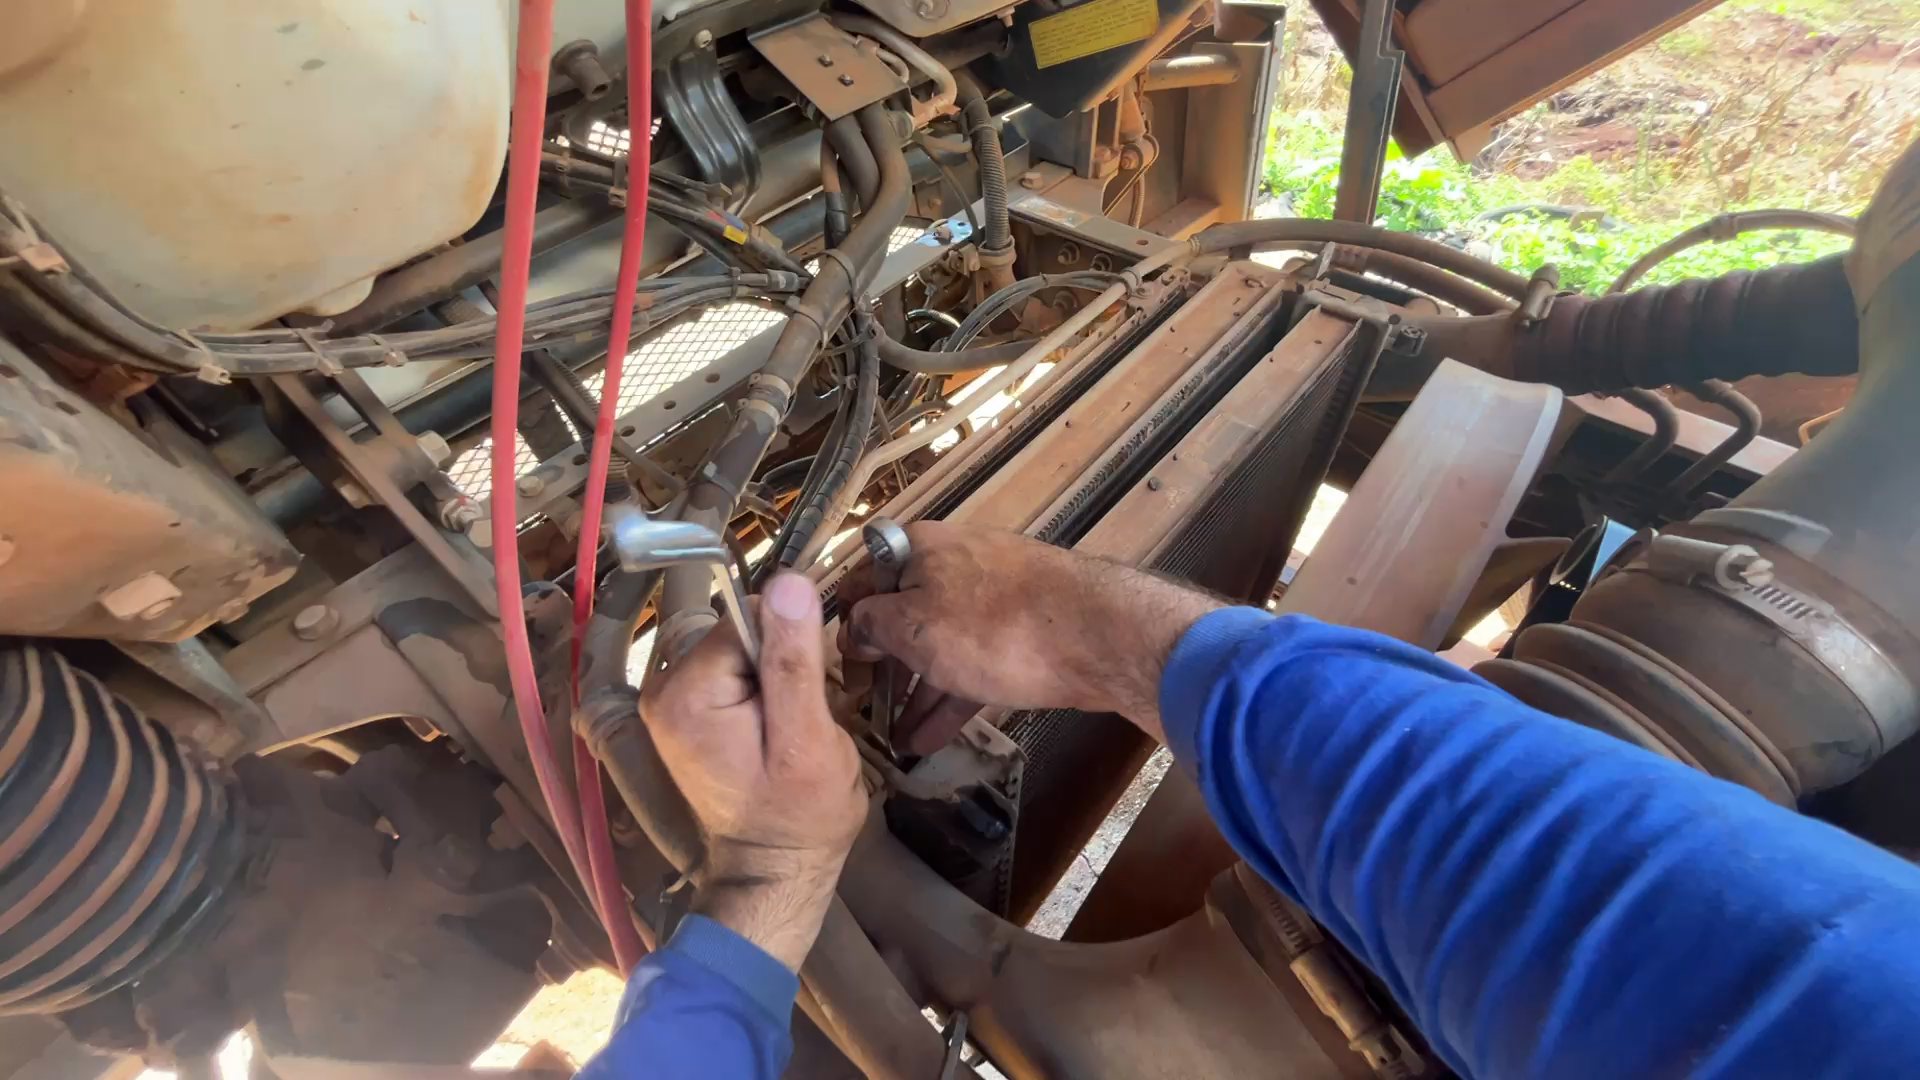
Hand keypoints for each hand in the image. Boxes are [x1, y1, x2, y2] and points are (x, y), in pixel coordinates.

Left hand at [639, 571, 865, 971]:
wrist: (776, 868)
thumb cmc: (800, 813)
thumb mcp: (807, 739)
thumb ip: (794, 661)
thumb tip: (787, 580)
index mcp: (687, 691)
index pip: (750, 618)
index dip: (792, 644)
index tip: (810, 691)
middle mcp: (664, 685)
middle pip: (744, 627)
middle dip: (785, 657)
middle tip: (804, 714)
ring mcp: (671, 696)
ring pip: (744, 642)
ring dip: (778, 671)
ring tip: (792, 722)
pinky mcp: (687, 706)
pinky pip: (737, 663)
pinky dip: (764, 683)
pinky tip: (777, 721)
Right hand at [836, 521, 1221, 748]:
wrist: (1096, 634)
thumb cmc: (991, 625)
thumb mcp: (913, 626)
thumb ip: (871, 623)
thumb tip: (854, 626)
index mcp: (919, 549)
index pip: (862, 580)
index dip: (845, 624)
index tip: (839, 668)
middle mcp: (952, 564)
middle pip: (902, 614)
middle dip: (883, 665)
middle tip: (864, 707)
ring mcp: (990, 597)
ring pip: (938, 643)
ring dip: (915, 689)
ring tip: (893, 736)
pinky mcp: (1020, 630)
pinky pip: (972, 661)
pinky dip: (949, 696)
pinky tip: (926, 738)